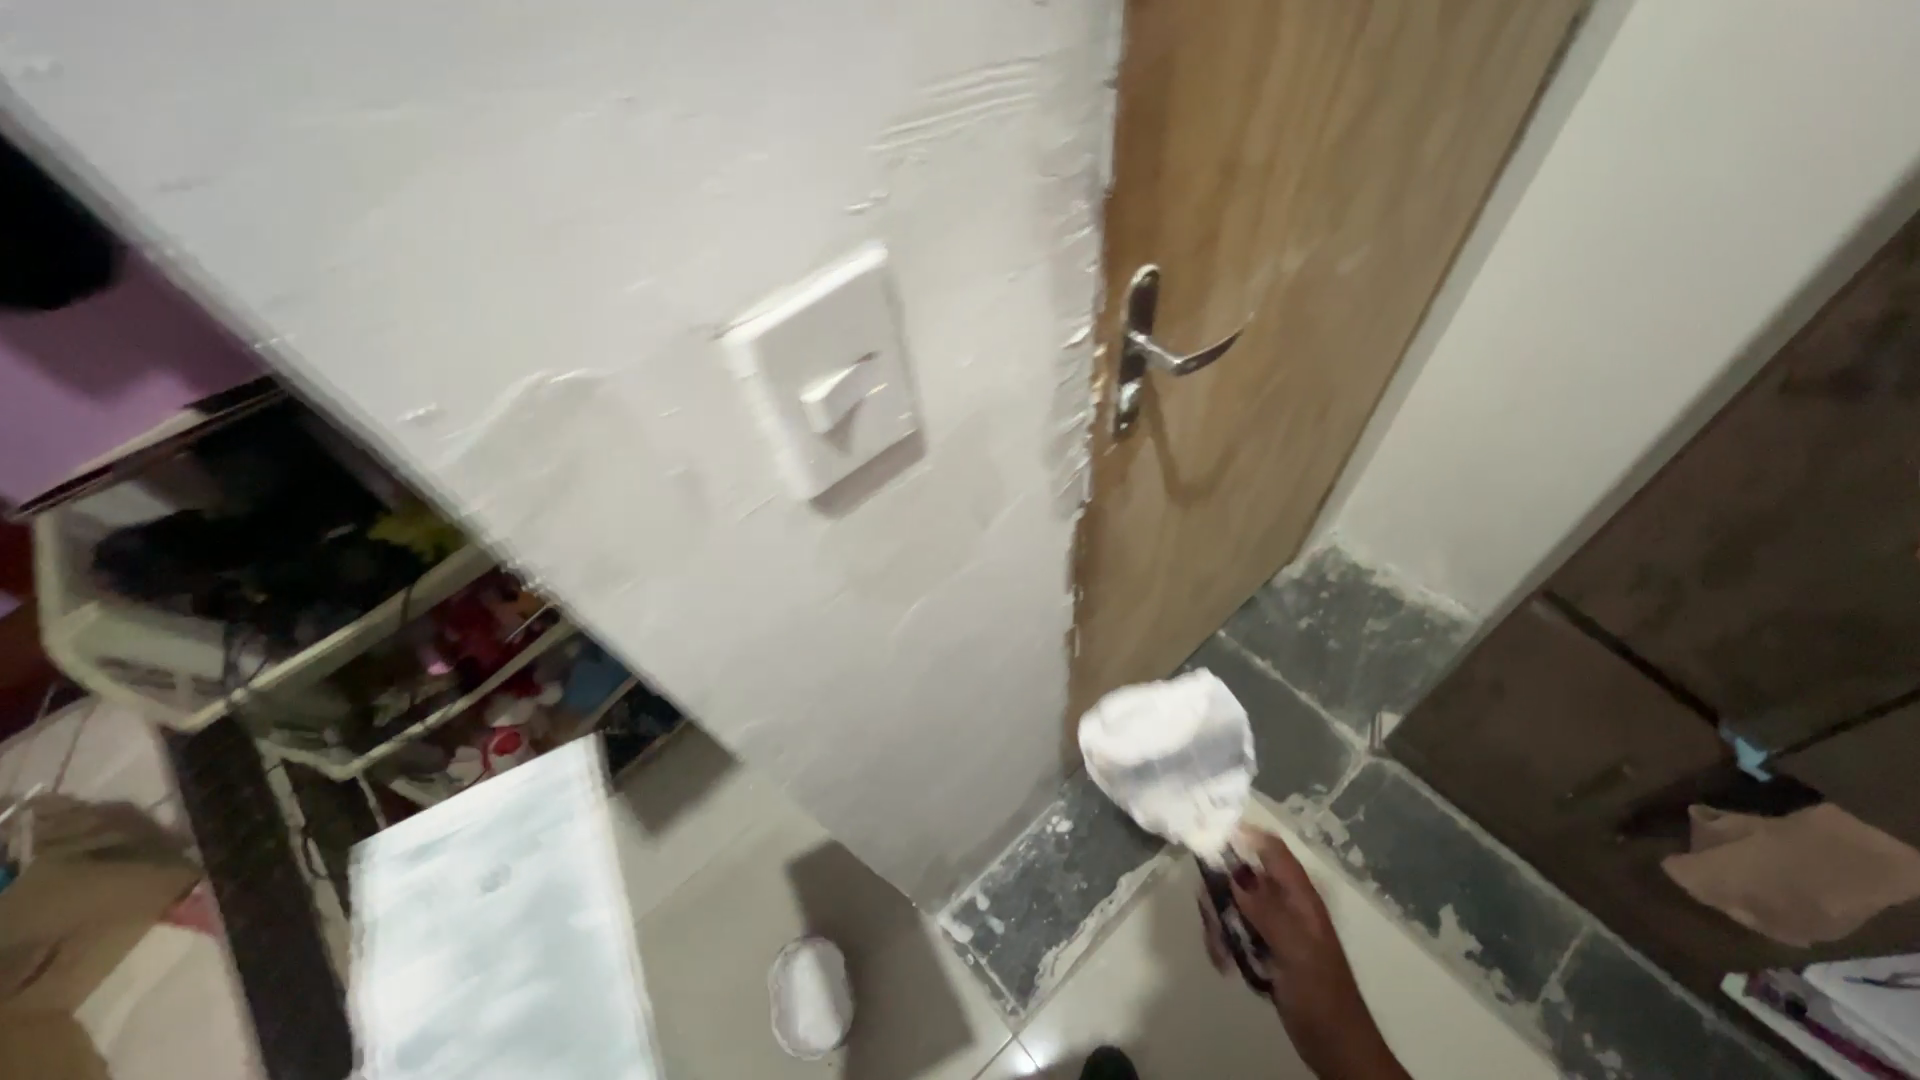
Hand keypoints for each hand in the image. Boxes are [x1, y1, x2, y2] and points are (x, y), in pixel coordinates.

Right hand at [1199, 826, 1411, 1079]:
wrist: (1337, 1047)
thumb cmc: (1322, 996)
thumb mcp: (1295, 952)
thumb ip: (1266, 910)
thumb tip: (1234, 872)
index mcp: (1299, 898)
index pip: (1271, 850)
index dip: (1243, 836)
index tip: (1207, 839)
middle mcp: (1285, 904)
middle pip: (1241, 876)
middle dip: (1219, 894)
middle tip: (1214, 922)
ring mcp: (1273, 927)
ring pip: (1232, 905)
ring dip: (1219, 924)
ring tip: (1222, 955)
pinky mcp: (1264, 949)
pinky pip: (1233, 932)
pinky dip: (1224, 944)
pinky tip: (1227, 966)